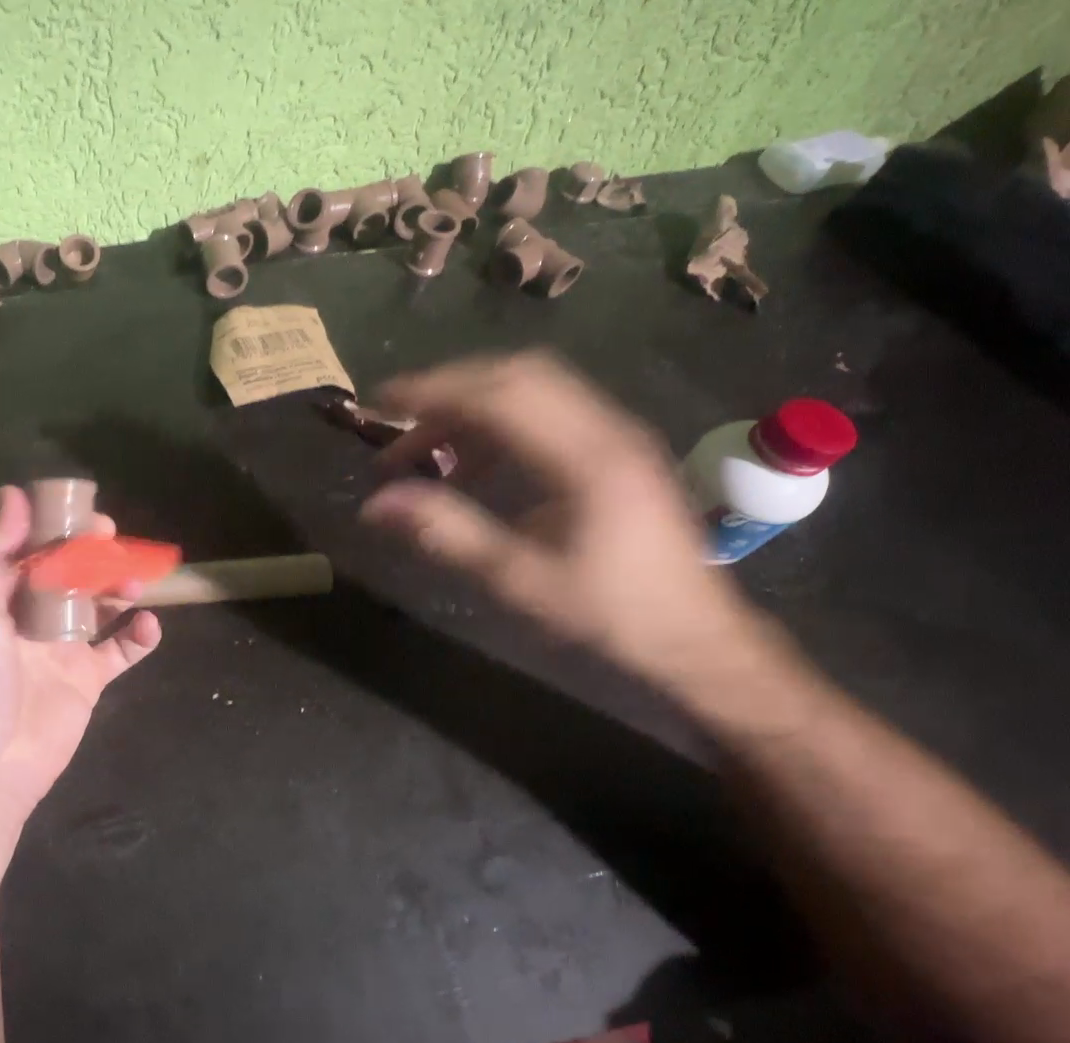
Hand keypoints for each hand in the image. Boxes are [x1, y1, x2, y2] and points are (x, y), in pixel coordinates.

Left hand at [0, 485, 161, 821]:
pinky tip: (148, 624)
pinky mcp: (86, 681)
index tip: (81, 510)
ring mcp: (59, 649)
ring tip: (135, 581)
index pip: (28, 548)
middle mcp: (27, 618)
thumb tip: (13, 492)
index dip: (54, 526)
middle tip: (113, 537)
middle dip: (91, 552)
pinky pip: (119, 650)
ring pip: (97, 604)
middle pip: (67, 572)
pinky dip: (137, 635)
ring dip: (118, 586)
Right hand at [359, 352, 764, 692]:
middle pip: (516, 376)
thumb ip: (447, 534)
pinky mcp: (617, 450)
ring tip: (426, 449)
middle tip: (397, 420)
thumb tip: (376, 505)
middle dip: (448, 390)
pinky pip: (550, 412)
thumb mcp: (519, 579)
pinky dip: (499, 423)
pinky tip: (472, 466)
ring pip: (534, 390)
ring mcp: (617, 436)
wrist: (696, 637)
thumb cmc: (609, 613)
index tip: (381, 401)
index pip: (498, 395)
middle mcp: (605, 429)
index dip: (433, 390)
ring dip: (472, 407)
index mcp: (584, 458)